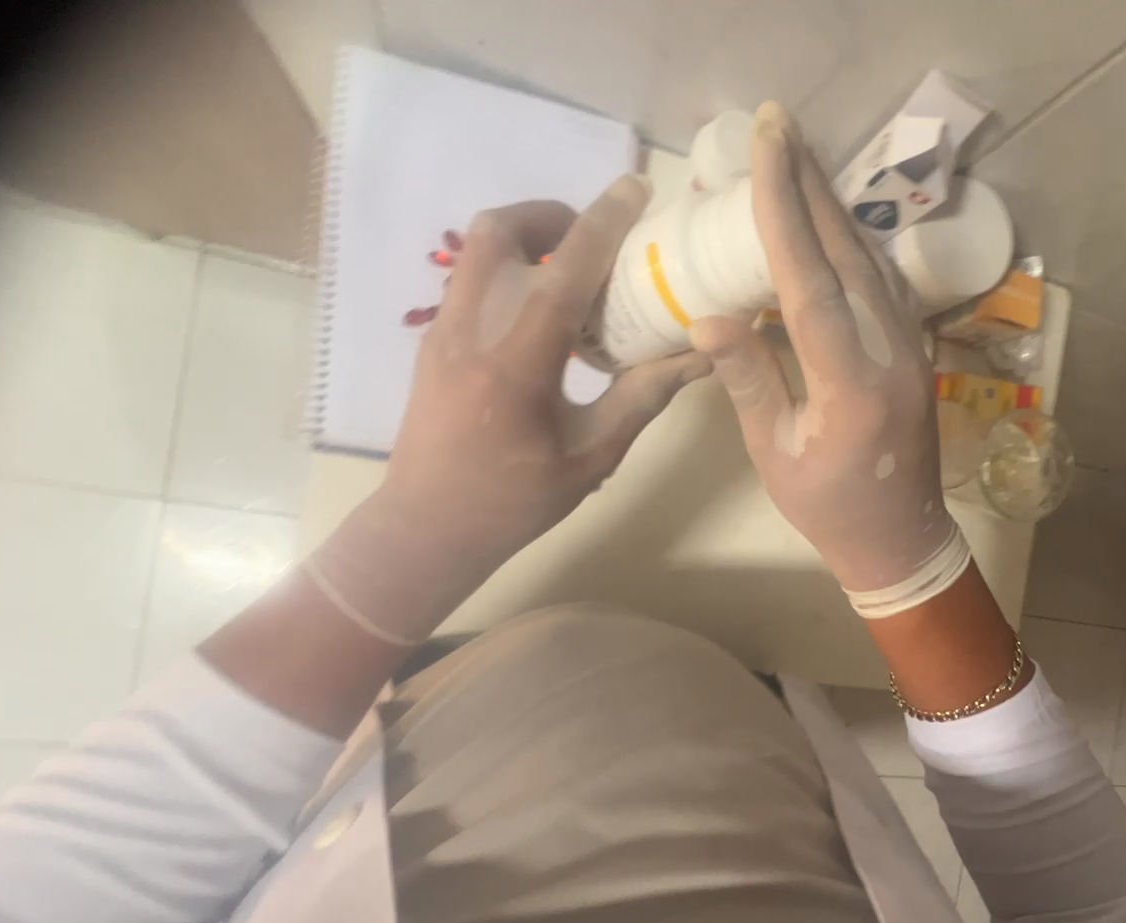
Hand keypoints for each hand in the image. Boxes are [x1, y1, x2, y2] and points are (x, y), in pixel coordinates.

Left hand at [310, 177, 711, 643]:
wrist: (428, 528)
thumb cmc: (515, 502)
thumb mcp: (592, 456)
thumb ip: (643, 398)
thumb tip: (698, 356)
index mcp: (515, 368)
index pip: (562, 275)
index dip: (602, 225)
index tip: (634, 190)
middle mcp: (469, 334)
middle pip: (498, 233)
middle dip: (552, 216)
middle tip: (594, 240)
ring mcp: (442, 334)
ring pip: (477, 250)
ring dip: (527, 239)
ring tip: (572, 274)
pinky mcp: (433, 343)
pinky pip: (471, 280)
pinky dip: (511, 271)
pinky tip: (543, 317)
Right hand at [692, 103, 964, 617]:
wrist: (900, 538)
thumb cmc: (828, 507)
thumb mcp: (776, 452)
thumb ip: (749, 379)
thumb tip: (710, 315)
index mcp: (849, 382)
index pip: (811, 279)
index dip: (784, 210)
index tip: (766, 146)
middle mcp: (890, 351)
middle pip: (847, 252)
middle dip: (811, 184)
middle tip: (779, 124)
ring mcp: (911, 347)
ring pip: (871, 260)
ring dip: (834, 206)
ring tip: (799, 157)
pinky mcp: (915, 350)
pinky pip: (885, 283)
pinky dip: (855, 243)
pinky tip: (835, 221)